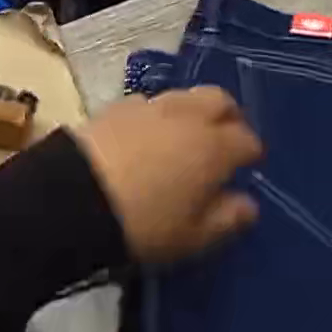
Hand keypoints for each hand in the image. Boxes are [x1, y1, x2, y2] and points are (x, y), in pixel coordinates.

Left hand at [74, 86, 262, 263]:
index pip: (246, 138)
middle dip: (230, 115)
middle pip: (220, 100)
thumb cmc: (145, 222)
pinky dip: (161, 114)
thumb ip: (226, 218)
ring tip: (189, 133)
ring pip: (188, 95)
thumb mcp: (192, 236)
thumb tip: (249, 204)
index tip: (251, 162)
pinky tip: (151, 132)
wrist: (79, 193)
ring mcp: (155, 104)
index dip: (251, 150)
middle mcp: (190, 115)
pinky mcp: (124, 103)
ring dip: (196, 110)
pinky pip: (153, 102)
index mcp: (214, 146)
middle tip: (227, 135)